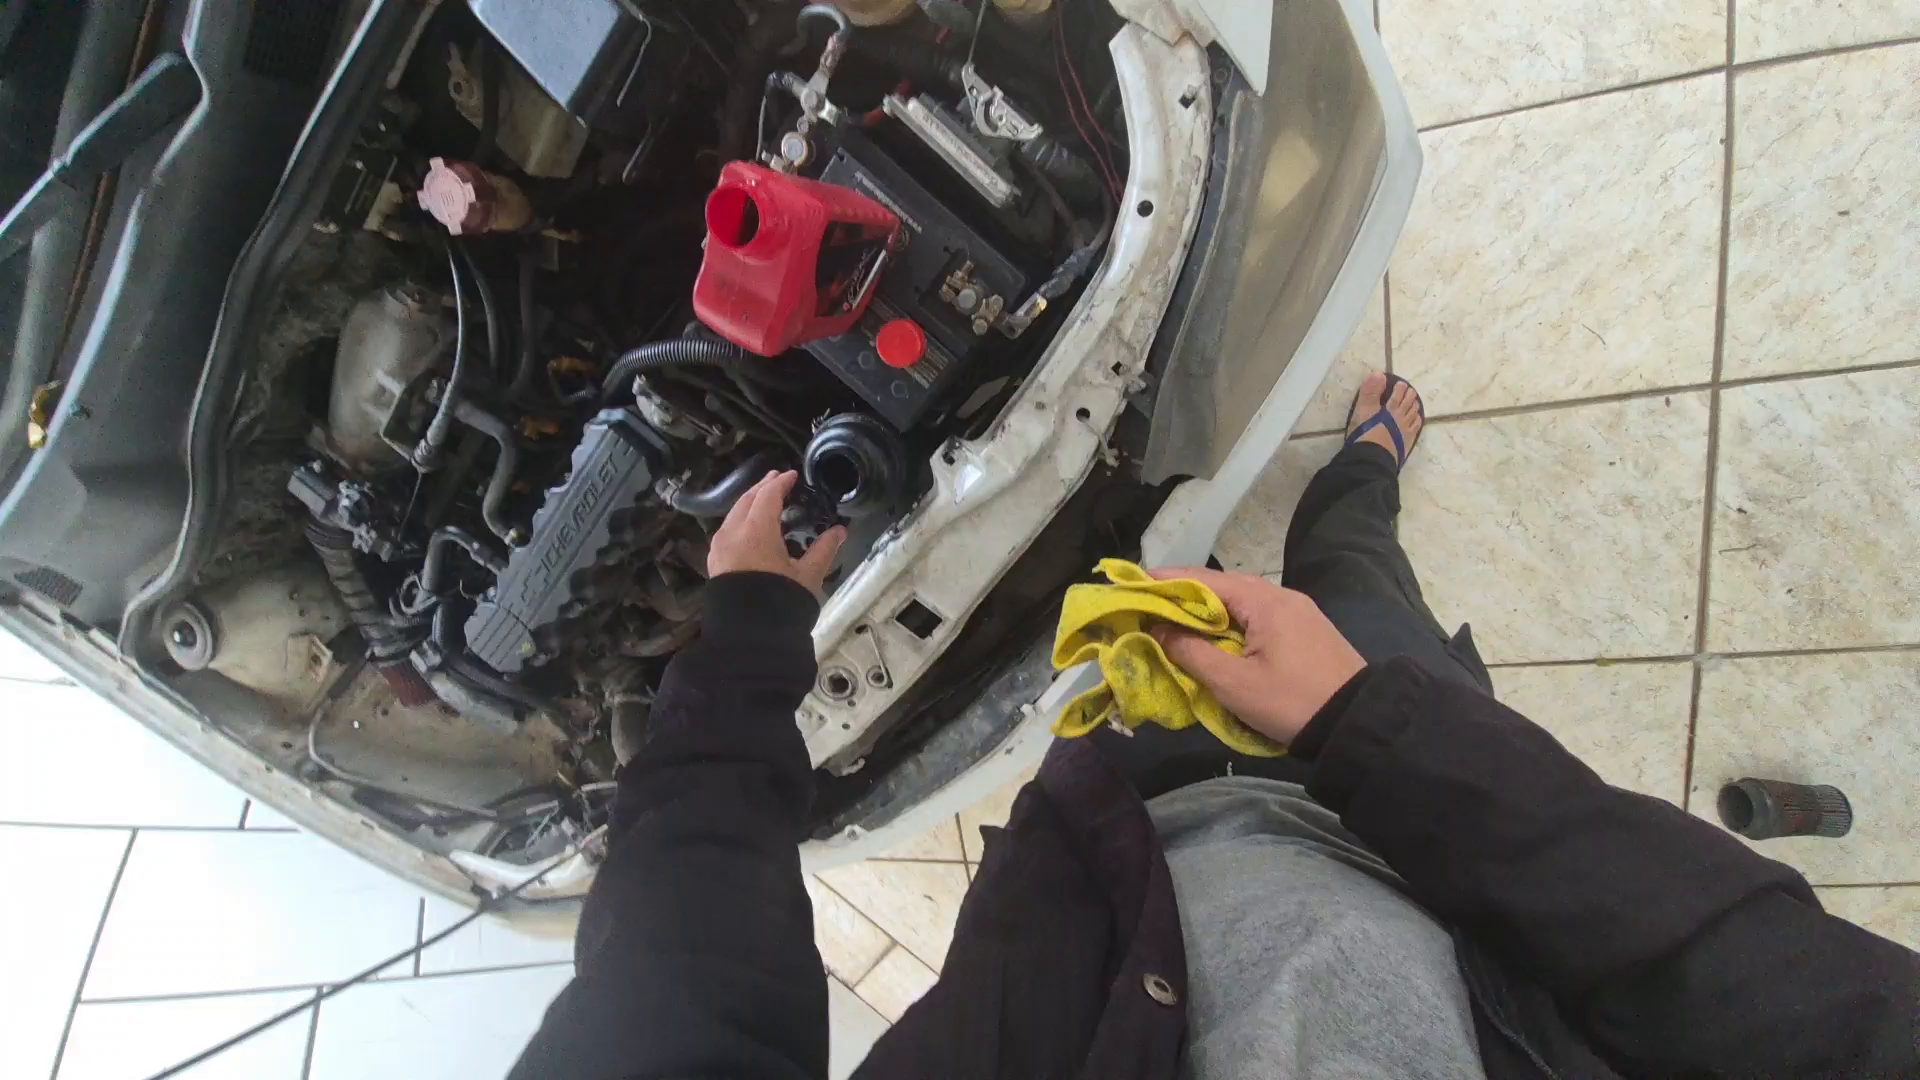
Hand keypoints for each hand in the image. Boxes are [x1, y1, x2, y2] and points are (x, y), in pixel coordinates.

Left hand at [708, 470, 846, 597]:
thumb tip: (840, 531)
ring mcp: (720, 548)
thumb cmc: (780, 601)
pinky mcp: (715, 562)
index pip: (768, 495)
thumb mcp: (808, 575)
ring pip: (734, 514)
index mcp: (756, 530)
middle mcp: (733, 533)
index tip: (792, 476)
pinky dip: (741, 520)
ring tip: (764, 500)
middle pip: (746, 500)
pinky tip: (751, 527)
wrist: (748, 636)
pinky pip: (728, 530)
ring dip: (749, 503)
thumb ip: (823, 549)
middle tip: (777, 480)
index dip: (781, 483)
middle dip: (762, 488)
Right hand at [1148, 568, 1364, 745]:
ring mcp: (1296, 610)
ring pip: (1239, 598)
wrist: (1360, 724)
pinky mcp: (1303, 628)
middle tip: (1147, 600)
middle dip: (1182, 591)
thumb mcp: (1233, 683)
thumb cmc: (1291, 702)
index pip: (1203, 579)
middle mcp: (1280, 595)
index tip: (1133, 582)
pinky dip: (1228, 617)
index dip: (1166, 580)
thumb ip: (1190, 652)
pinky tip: (1213, 631)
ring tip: (1172, 615)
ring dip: (1206, 606)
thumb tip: (1158, 629)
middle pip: (1221, 584)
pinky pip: (1256, 612)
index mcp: (1263, 601)